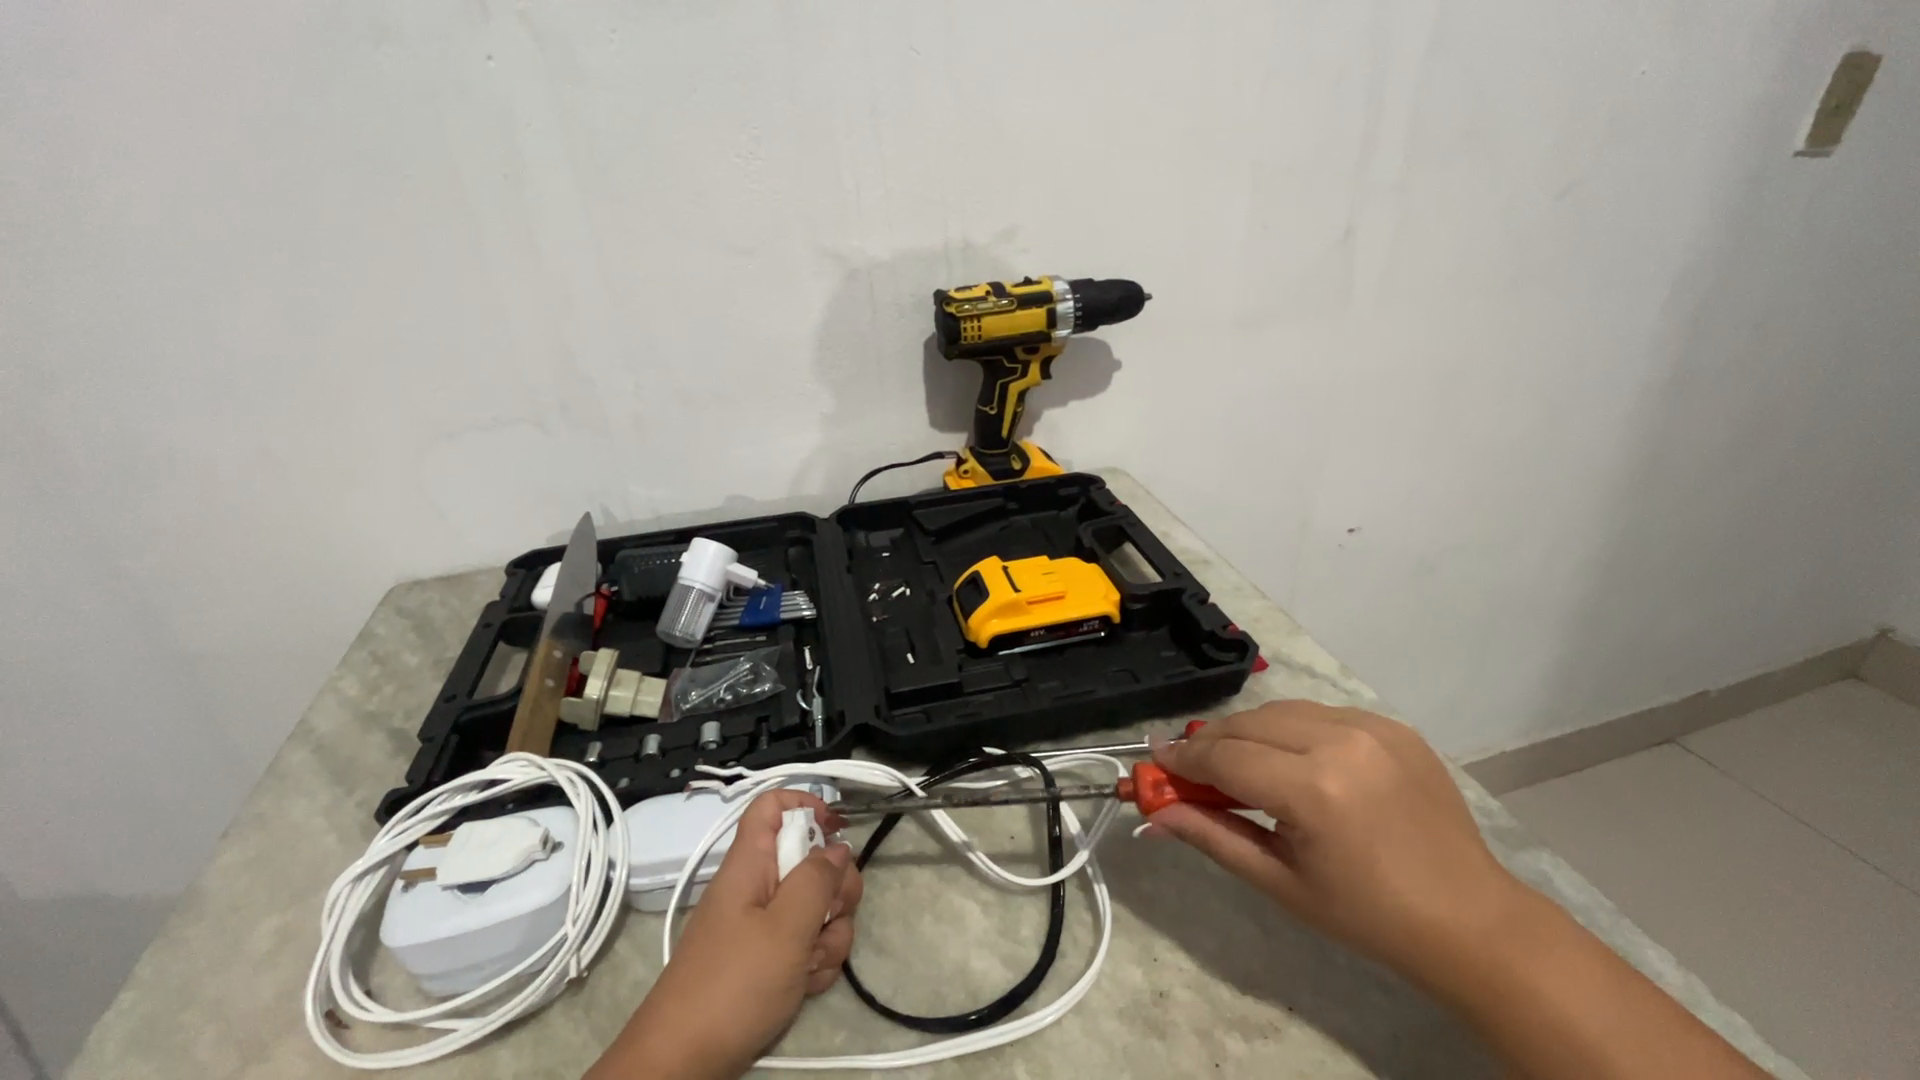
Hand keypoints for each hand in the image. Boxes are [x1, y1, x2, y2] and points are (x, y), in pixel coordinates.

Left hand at [588, 790, 862, 1079]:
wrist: (686, 1060)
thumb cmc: (733, 985)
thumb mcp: (786, 928)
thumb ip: (817, 880)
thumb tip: (839, 847)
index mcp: (751, 864)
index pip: (772, 805)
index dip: (807, 804)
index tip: (839, 829)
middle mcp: (758, 886)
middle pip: (812, 860)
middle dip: (836, 889)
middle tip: (830, 915)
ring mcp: (765, 925)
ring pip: (819, 907)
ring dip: (828, 935)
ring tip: (808, 965)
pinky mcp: (771, 958)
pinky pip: (809, 945)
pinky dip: (815, 963)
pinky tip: (804, 985)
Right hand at [1149, 700, 1521, 986]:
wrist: (1468, 918)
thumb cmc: (1366, 914)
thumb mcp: (1280, 883)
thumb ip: (1212, 837)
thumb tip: (1155, 815)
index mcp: (1314, 789)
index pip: (1224, 756)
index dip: (1183, 759)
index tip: (1155, 764)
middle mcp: (1341, 743)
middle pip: (1247, 724)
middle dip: (1210, 742)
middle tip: (1188, 768)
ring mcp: (1373, 728)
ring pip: (1282, 711)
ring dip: (1248, 732)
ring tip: (1237, 763)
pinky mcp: (1394, 726)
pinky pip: (1322, 714)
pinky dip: (1292, 730)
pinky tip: (1291, 760)